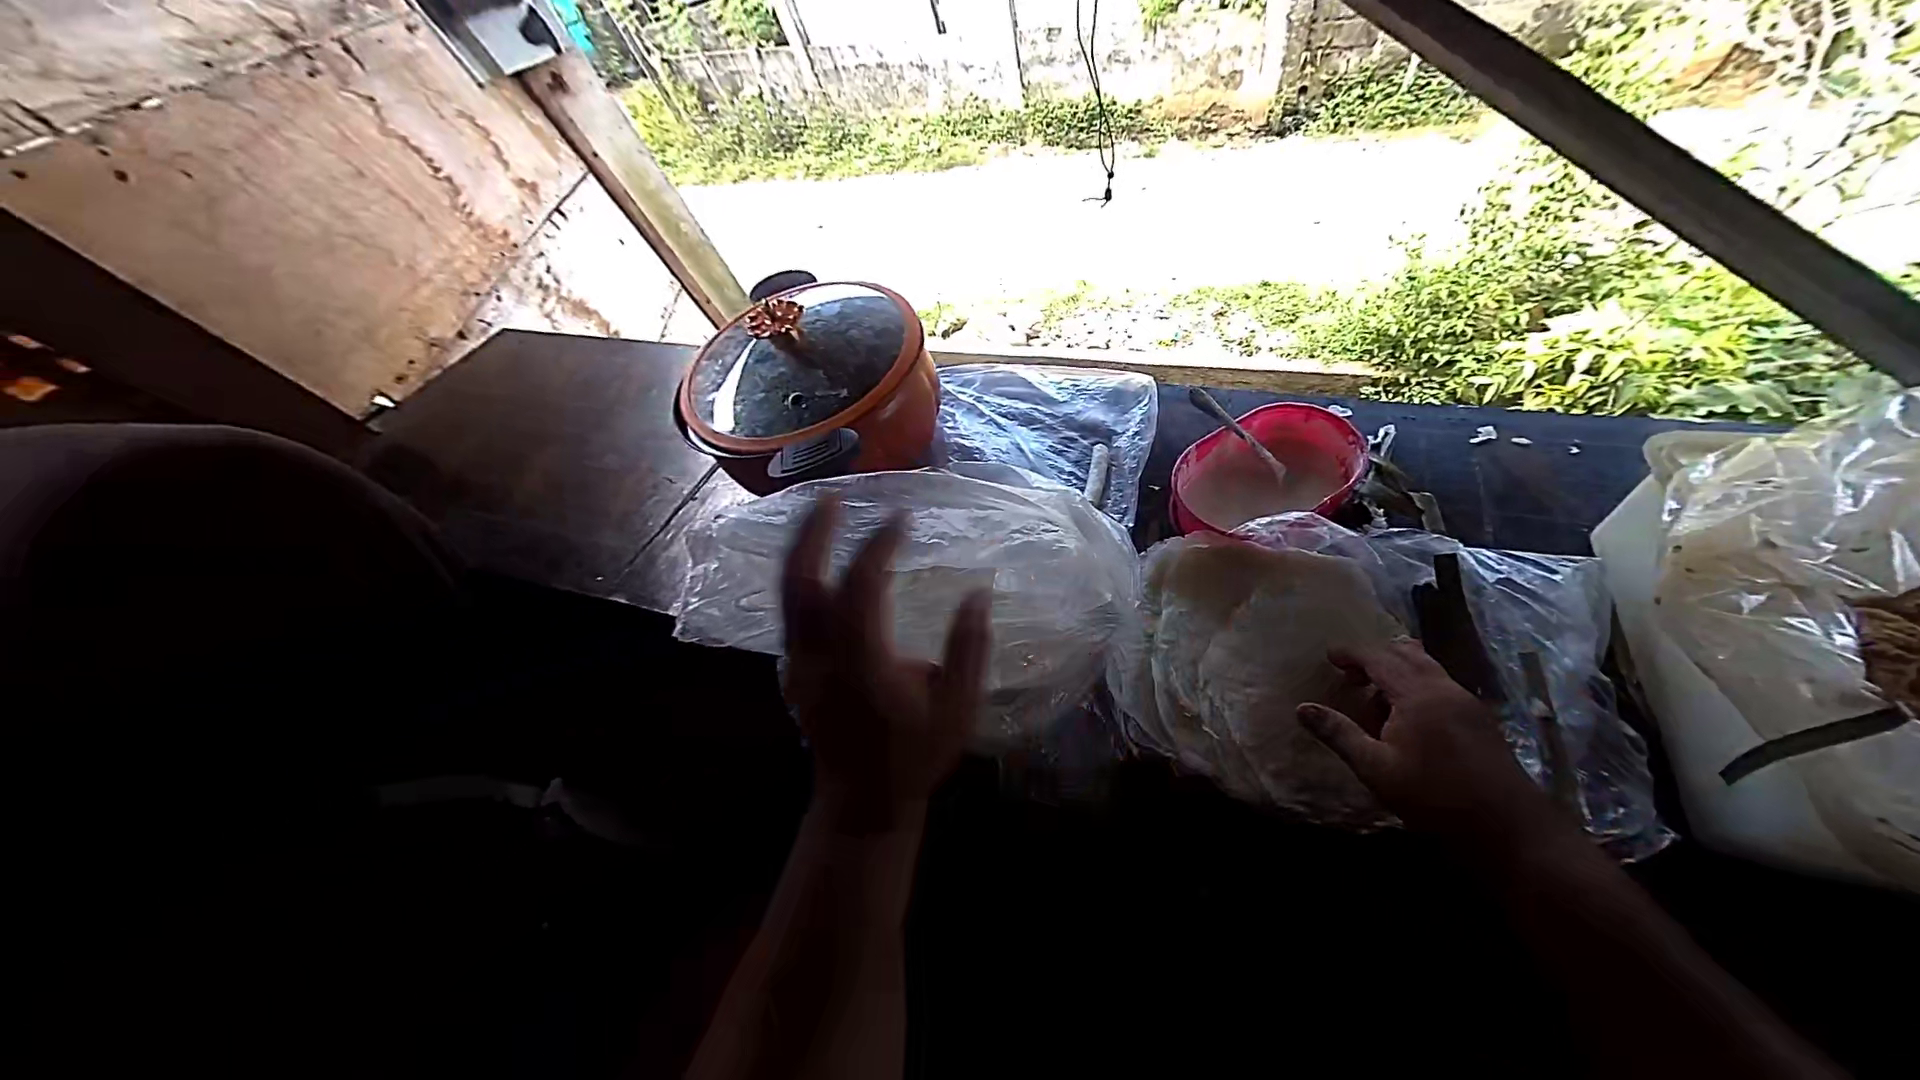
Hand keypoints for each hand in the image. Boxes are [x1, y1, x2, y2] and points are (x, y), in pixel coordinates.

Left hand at [781, 495, 990, 831]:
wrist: (861, 802)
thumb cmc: (914, 757)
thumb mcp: (957, 709)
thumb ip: (969, 649)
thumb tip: (978, 592)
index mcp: (863, 666)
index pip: (862, 589)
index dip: (879, 546)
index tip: (901, 519)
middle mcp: (819, 660)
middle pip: (801, 582)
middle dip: (814, 532)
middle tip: (834, 495)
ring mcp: (797, 666)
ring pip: (787, 594)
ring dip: (803, 549)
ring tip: (824, 515)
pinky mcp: (791, 671)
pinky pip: (791, 612)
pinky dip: (803, 576)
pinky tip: (823, 561)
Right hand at [1298, 639, 1569, 855]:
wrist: (1510, 830)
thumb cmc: (1435, 797)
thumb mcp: (1376, 768)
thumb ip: (1339, 734)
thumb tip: (1302, 708)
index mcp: (1418, 695)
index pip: (1379, 657)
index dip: (1352, 653)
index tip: (1329, 657)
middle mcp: (1445, 690)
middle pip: (1408, 654)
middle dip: (1376, 657)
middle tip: (1351, 674)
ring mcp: (1468, 704)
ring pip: (1428, 668)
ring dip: (1398, 671)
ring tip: (1376, 695)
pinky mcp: (1480, 721)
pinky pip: (1441, 686)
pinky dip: (1417, 686)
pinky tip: (1406, 718)